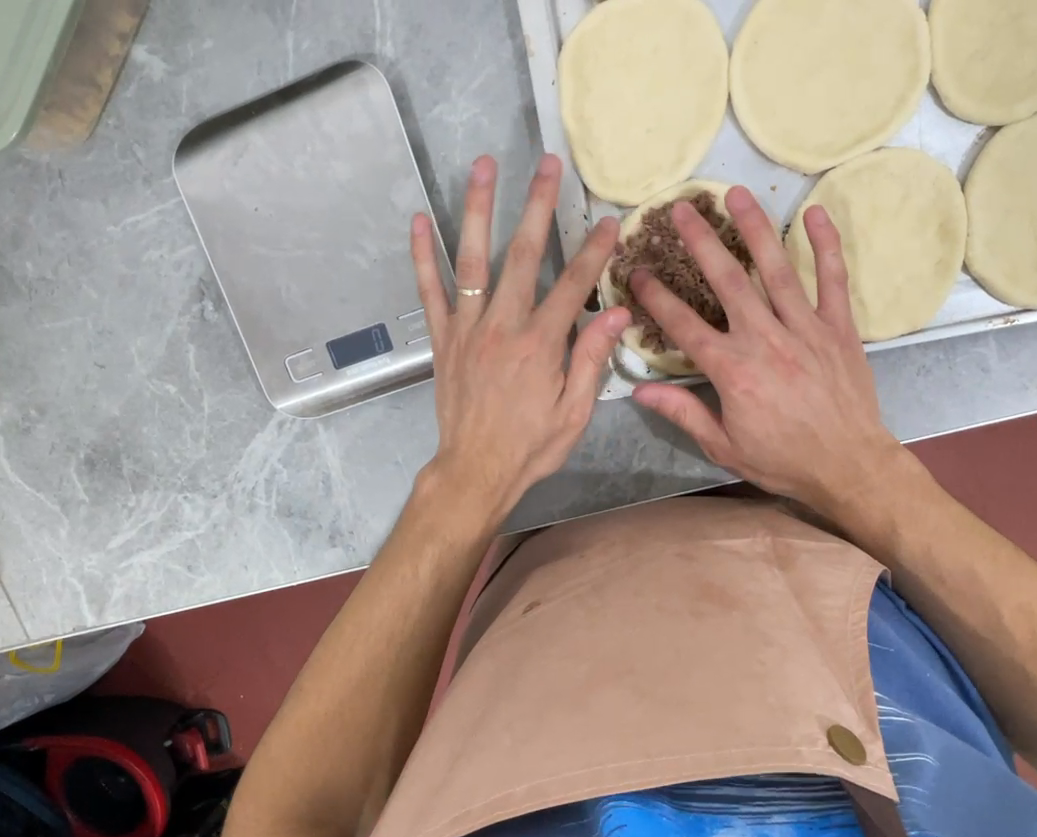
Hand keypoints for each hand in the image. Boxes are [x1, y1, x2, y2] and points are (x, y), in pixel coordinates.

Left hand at [412, 154, 628, 526]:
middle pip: (524, 255)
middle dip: (538, 206)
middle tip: (547, 164)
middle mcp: (502, 326)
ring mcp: (466, 329)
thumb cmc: (530, 448)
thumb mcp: (574, 413)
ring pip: (472, 258)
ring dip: (478, 209)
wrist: (475, 471)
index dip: (594, 251)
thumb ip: (592, 359)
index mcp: (540, 345)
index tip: (610, 221)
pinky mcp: (442, 340)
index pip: (573, 285)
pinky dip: (423, 256)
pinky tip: (418, 221)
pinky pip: (430, 291)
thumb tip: (617, 314)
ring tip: (484, 165)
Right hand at [628, 187, 904, 520]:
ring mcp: (805, 328)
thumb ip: (683, 413)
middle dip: (702, 241)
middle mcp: (765, 339)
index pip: (684, 325)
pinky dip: (826, 244)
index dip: (656, 297)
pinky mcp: (838, 328)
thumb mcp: (723, 446)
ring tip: (736, 194)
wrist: (848, 465)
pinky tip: (814, 213)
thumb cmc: (782, 460)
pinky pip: (833, 279)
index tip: (636, 273)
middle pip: (728, 280)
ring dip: (754, 228)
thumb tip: (640, 392)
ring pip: (777, 268)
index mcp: (732, 370)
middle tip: (682, 209)